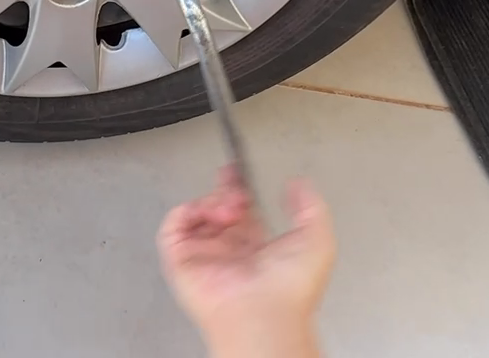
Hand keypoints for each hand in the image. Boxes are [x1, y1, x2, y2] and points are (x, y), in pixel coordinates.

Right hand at [158, 170, 334, 357]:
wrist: (265, 316)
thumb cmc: (290, 290)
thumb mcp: (316, 239)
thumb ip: (310, 206)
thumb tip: (298, 185)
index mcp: (258, 248)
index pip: (242, 210)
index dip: (239, 187)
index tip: (239, 172)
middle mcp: (230, 252)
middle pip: (217, 208)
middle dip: (223, 190)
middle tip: (231, 182)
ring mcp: (205, 257)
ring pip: (196, 214)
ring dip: (210, 200)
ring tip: (227, 207)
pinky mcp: (183, 263)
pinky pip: (171, 229)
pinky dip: (182, 213)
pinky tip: (202, 211)